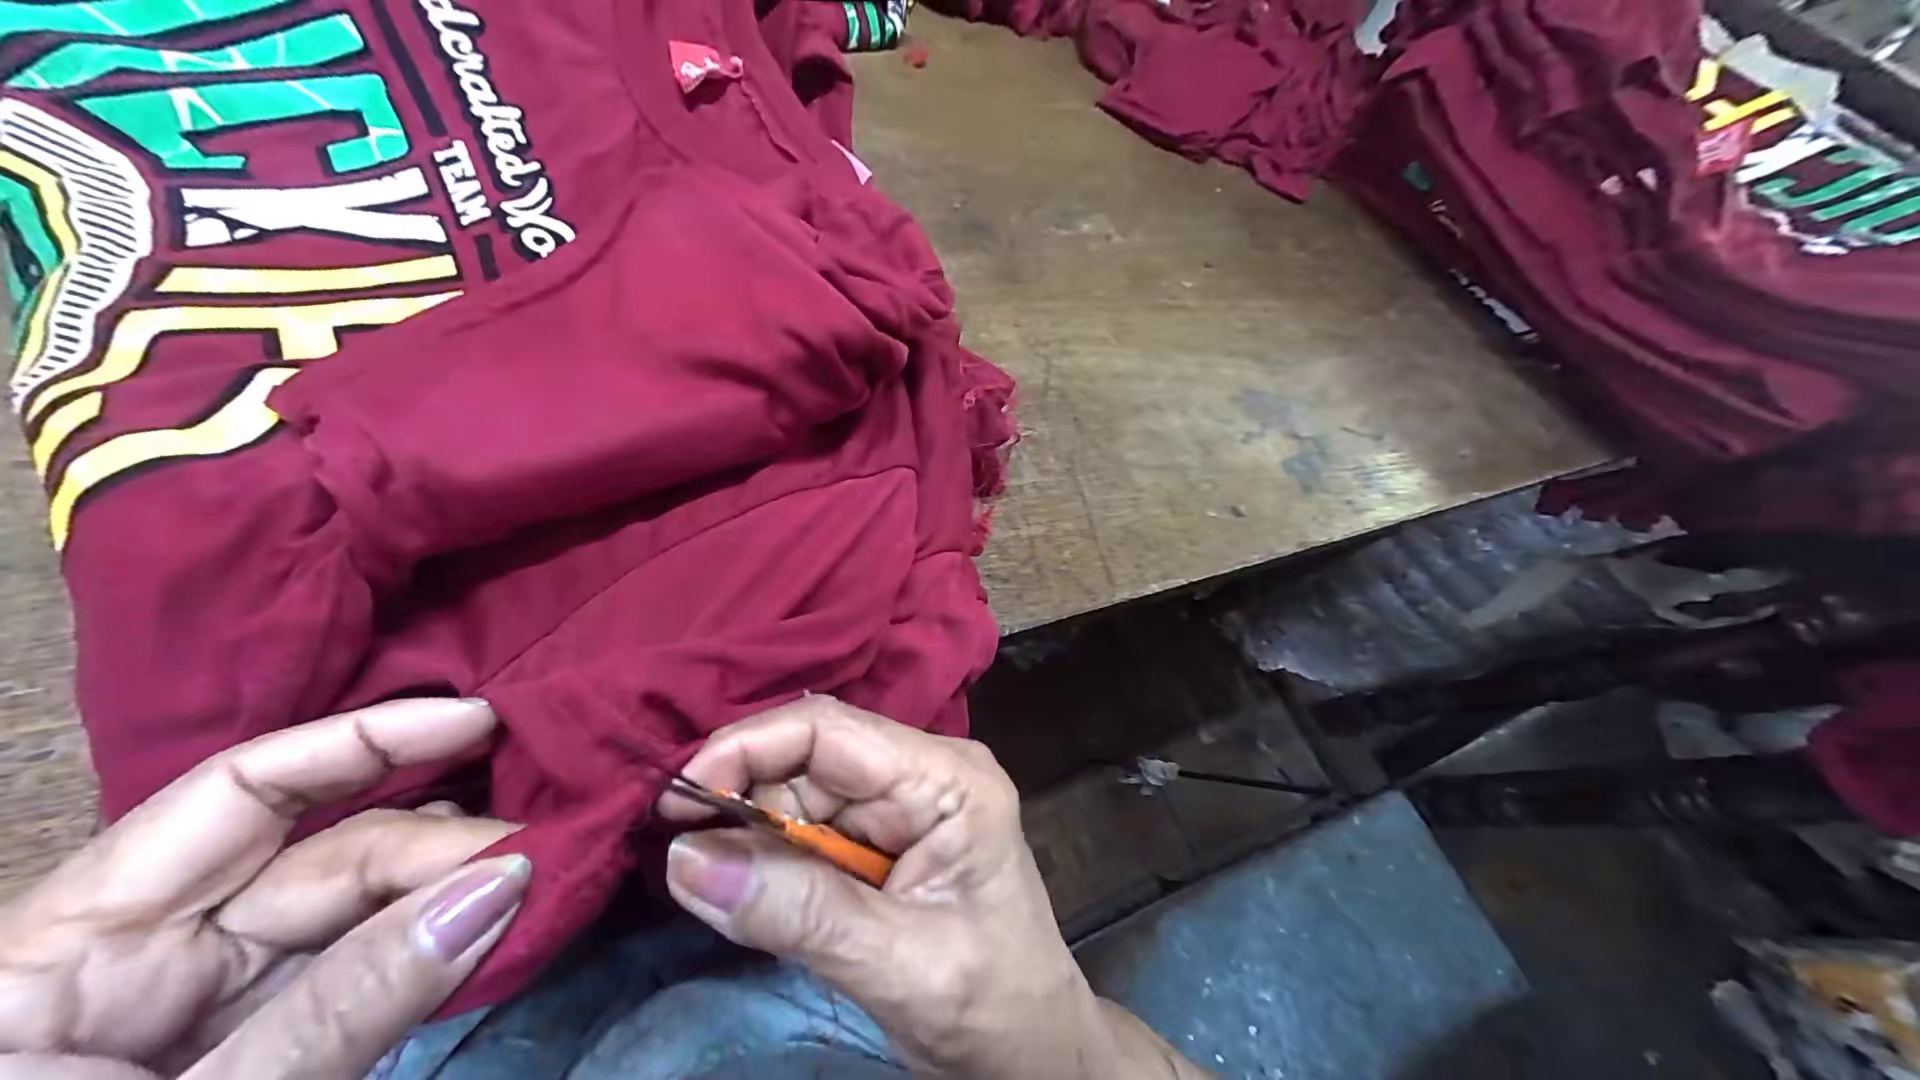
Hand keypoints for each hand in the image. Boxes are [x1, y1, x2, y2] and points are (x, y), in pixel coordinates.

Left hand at [0, 698, 529, 1078]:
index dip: (365, 740)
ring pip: (367, 904)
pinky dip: (442, 938)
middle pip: (330, 852)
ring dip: (456, 885)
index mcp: (64, 950)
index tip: (480, 720)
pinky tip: (504, 913)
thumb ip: (344, 1007)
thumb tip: (500, 885)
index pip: (239, 792)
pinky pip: (377, 960)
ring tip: (541, 874)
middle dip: (442, 842)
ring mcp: (220, 996)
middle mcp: (151, 951)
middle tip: (541, 848)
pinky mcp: (277, 1032)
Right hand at [656, 696, 1124, 1077]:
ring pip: (801, 789)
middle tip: (684, 852)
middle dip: (743, 794)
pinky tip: (751, 884)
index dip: (749, 747)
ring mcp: (902, 801)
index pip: (832, 730)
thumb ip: (798, 912)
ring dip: (751, 829)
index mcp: (946, 777)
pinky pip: (809, 825)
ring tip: (712, 878)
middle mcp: (922, 771)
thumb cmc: (993, 1003)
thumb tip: (685, 861)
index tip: (679, 797)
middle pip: (810, 755)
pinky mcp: (884, 834)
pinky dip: (770, 852)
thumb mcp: (900, 965)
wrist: (1033, 1048)